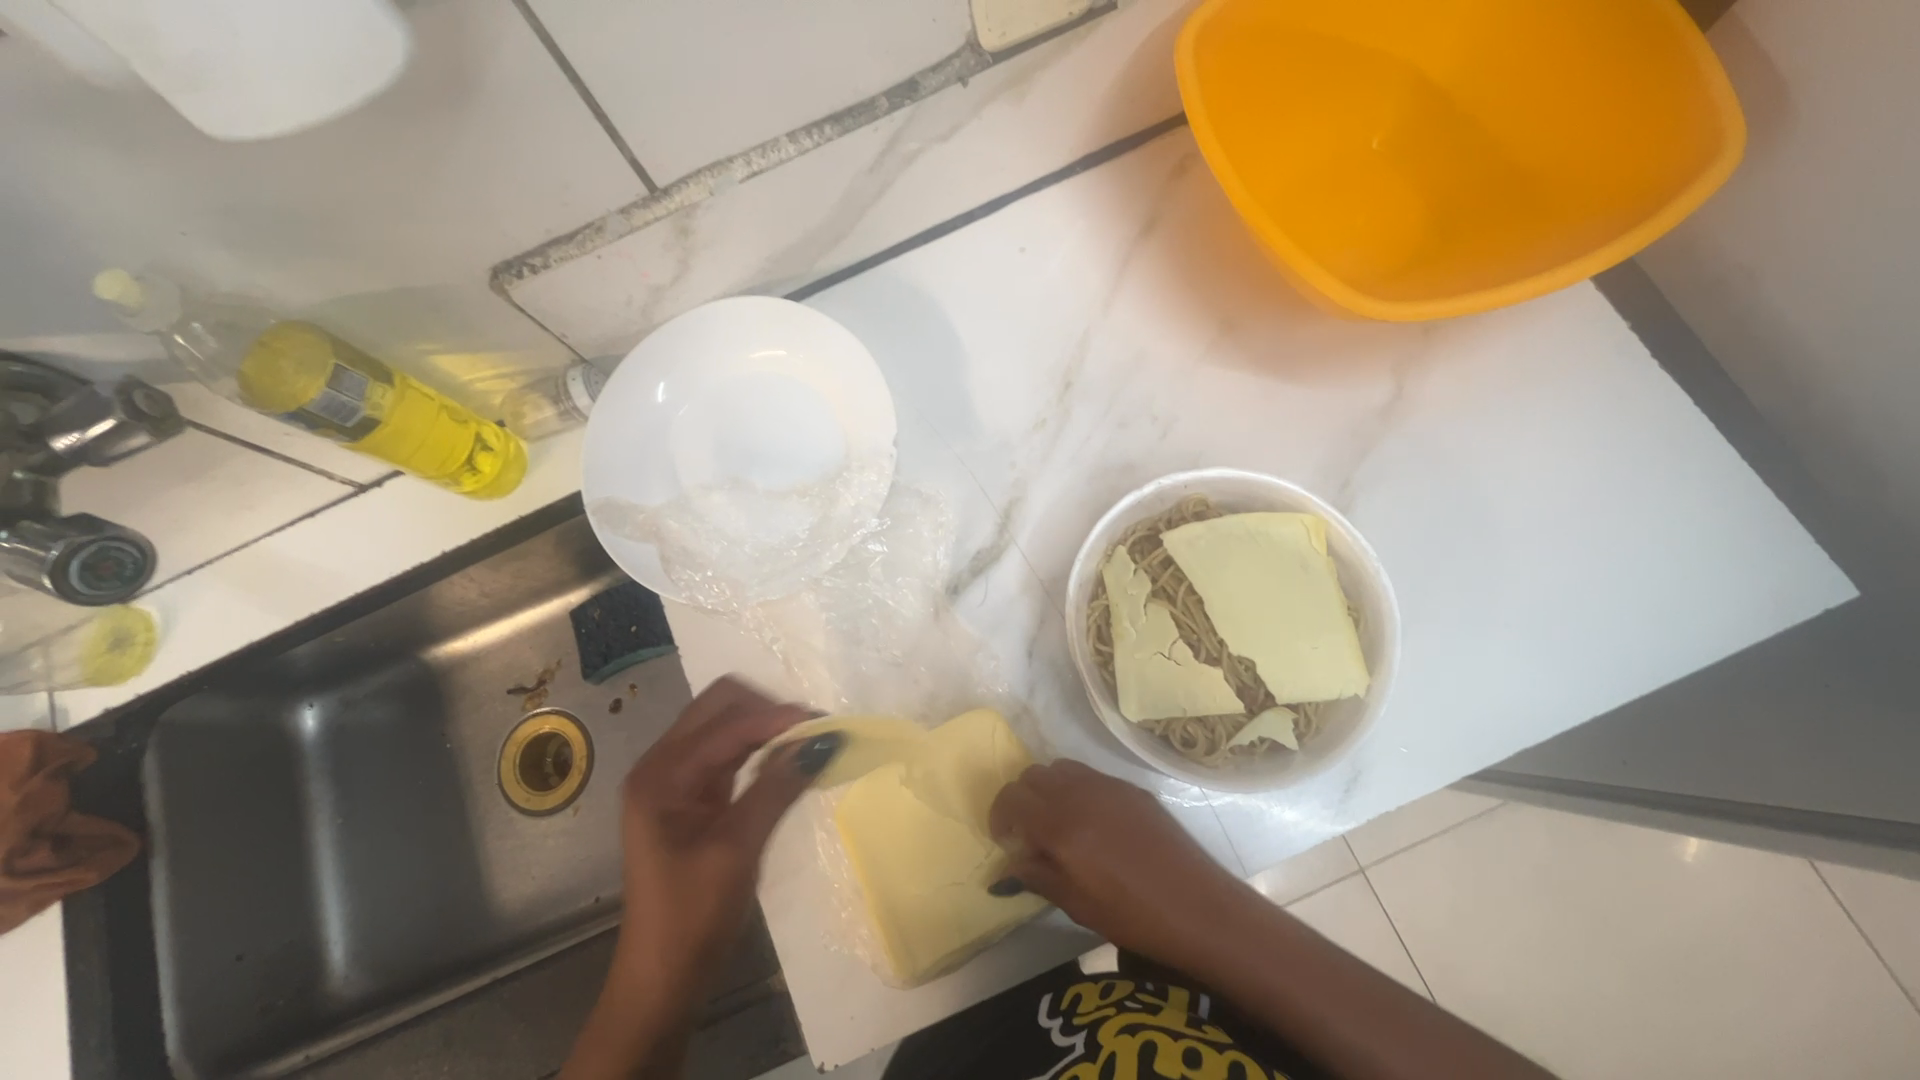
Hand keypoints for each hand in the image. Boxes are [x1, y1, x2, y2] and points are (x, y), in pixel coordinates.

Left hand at [563, 677, 839, 1079]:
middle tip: (813, 730)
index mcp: (660, 774)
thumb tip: (821, 741)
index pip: (727, 724)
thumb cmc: (692, 918)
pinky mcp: (690, 797)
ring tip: (808, 740)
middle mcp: (661, 765)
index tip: (826, 723)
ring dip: (764, 726)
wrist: (662, 977)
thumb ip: (776, 788)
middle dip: (767, 710)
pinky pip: (727, 754)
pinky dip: (758, 749)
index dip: (777, 718)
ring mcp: (674, 781)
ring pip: (724, 726)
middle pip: (718, 708)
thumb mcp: (737, 850)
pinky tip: (786, 760)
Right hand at [988, 759, 1248, 964]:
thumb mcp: (1075, 904)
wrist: (1198, 907)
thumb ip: (1036, 876)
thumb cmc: (1133, 916)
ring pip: (1061, 768)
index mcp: (1061, 825)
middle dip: (1021, 800)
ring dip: (1048, 790)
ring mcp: (1110, 786)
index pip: (1012, 798)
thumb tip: (1009, 865)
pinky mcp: (1133, 789)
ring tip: (1057, 824)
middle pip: (1032, 776)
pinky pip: (1090, 775)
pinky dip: (1076, 790)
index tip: (1005, 841)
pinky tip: (1091, 824)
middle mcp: (1081, 794)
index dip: (1000, 817)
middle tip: (1027, 833)